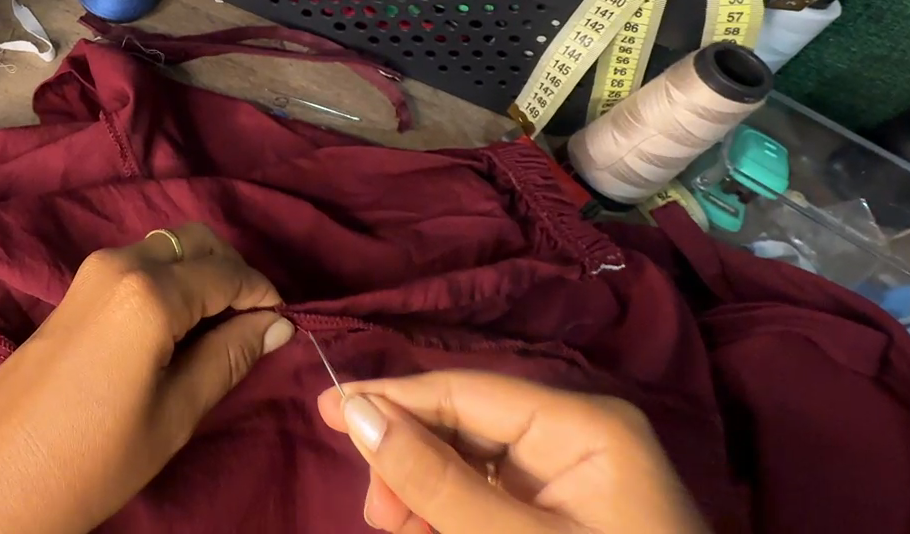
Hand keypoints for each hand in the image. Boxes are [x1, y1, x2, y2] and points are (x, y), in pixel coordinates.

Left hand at [0, 222, 292, 533]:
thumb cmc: (96, 454)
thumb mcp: (175, 413)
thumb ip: (228, 356)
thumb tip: (276, 324)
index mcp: (148, 291)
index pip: (225, 272)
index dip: (262, 294)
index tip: (284, 324)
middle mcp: (120, 262)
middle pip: (195, 242)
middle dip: (233, 272)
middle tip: (254, 323)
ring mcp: (92, 269)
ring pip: (166, 247)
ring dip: (201, 272)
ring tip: (221, 326)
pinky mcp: (77, 285)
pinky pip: (139, 262)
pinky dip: (171, 277)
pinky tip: (180, 321)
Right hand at [317, 371, 707, 533]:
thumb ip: (437, 481)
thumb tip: (356, 411)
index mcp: (582, 426)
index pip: (463, 390)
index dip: (392, 398)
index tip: (326, 410)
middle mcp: (577, 438)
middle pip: (464, 425)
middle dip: (410, 461)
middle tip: (377, 515)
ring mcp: (573, 480)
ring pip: (470, 463)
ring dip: (425, 493)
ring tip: (397, 529)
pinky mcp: (565, 517)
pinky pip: (489, 497)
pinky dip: (452, 514)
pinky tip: (427, 531)